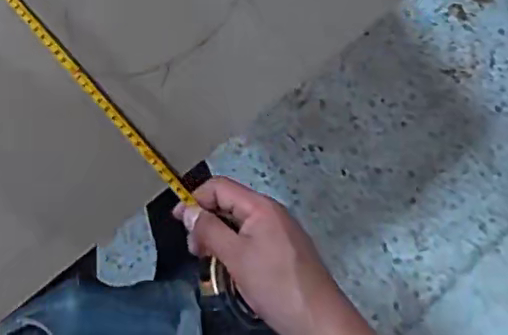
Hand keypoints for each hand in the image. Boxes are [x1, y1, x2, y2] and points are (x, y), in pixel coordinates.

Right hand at [175, 177, 371, 334]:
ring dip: (221, 239)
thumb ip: (208, 230)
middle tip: (196, 249)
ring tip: (213, 262)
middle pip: (229, 205)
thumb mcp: (236, 258)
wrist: (327, 329)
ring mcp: (284, 234)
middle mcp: (273, 213)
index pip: (218, 187)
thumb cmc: (278, 287)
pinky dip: (238, 249)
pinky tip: (235, 270)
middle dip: (207, 222)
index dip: (195, 199)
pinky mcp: (290, 254)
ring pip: (241, 225)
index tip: (180, 222)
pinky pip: (255, 240)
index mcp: (261, 207)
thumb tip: (187, 211)